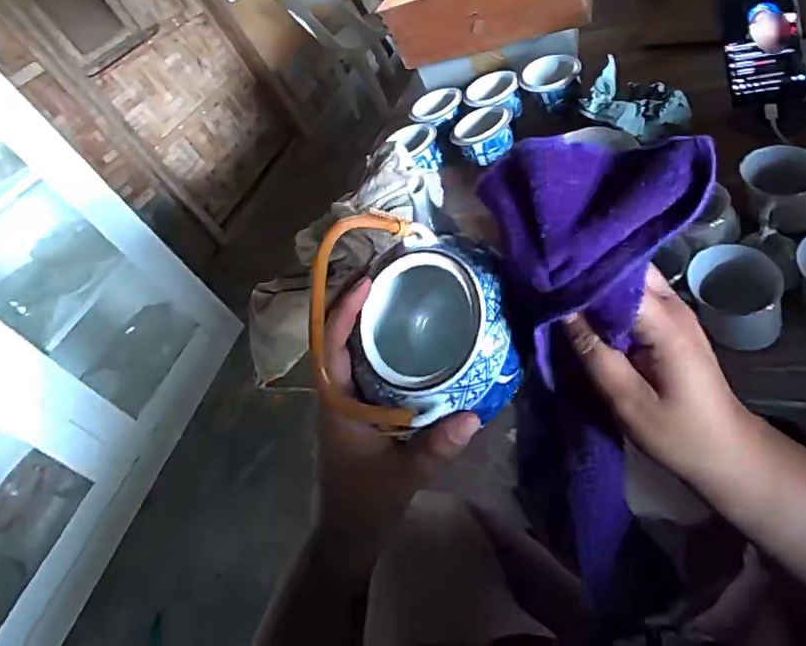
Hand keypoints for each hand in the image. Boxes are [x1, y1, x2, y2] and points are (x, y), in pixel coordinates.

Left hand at [314, 277, 481, 559]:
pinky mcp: (357, 404)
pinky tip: (403, 333)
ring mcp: (344, 396)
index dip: (344, 309)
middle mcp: (334, 390)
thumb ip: (435, 449)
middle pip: (336, 333)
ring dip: (364, 315)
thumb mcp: (402, 476)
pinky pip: (362, 360)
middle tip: (389, 271)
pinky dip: (376, 339)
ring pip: (348, 345)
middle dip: (355, 299)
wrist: (346, 535)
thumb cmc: (365, 503)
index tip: (368, 280)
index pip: (331, 343)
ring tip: (396, 289)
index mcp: (335, 400)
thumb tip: (473, 416)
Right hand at [561, 265, 755, 488]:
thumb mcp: (628, 402)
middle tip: (551, 278)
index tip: (548, 273)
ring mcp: (675, 311)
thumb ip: (593, 353)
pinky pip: (636, 294)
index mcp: (665, 321)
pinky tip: (587, 307)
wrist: (730, 455)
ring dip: (600, 282)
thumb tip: (562, 309)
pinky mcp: (672, 322)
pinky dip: (611, 296)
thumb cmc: (681, 434)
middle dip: (590, 269)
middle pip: (626, 267)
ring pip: (631, 277)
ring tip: (564, 289)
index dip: (581, 273)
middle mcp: (673, 305)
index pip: (617, 276)